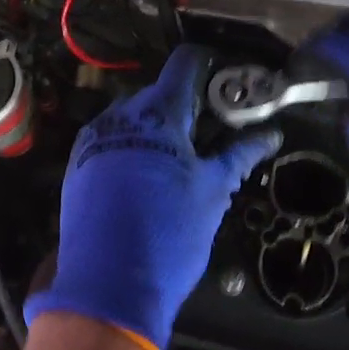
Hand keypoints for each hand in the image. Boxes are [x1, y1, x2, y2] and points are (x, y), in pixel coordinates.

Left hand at [25, 45, 280, 349]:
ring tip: (178, 166)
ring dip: (156, 130)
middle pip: (159, 93)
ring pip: (133, 118)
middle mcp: (120, 113)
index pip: (185, 63)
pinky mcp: (77, 163)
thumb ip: (239, 154)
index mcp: (157, 111)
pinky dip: (131, 148)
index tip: (227, 89)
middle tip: (210, 140)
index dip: (210, 68)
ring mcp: (93, 137)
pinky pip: (111, 140)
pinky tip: (145, 181)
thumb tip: (271, 133)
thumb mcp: (213, 192)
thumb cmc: (170, 233)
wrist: (107, 285)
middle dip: (186, 109)